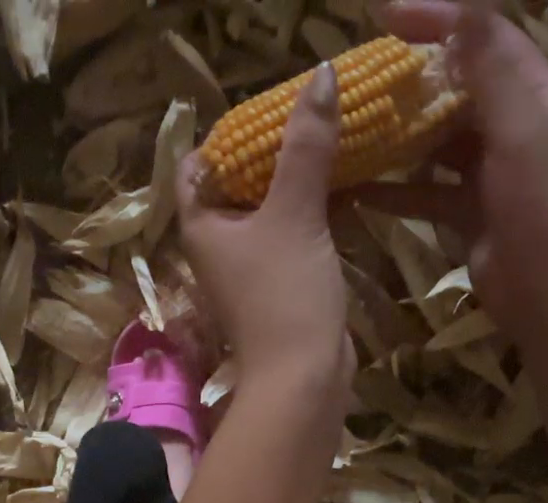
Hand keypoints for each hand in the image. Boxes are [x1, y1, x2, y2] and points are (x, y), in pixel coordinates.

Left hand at [178, 64, 355, 399]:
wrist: (303, 380)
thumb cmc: (284, 296)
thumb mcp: (294, 214)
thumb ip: (306, 147)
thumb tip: (320, 76)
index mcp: (203, 225)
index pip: (200, 164)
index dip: (228, 134)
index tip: (270, 111)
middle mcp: (219, 245)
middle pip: (240, 184)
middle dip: (273, 151)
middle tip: (313, 118)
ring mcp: (251, 269)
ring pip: (271, 210)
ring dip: (299, 181)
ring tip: (335, 142)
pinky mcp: (281, 286)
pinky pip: (294, 236)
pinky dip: (314, 212)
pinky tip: (347, 189)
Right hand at [361, 1, 547, 338]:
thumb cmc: (543, 208)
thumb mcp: (521, 129)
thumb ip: (492, 69)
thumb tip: (462, 8)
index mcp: (536, 93)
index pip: (485, 35)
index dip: (438, 17)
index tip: (384, 14)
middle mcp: (514, 125)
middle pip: (458, 85)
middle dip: (412, 78)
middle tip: (361, 74)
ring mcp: (491, 172)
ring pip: (438, 139)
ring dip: (400, 133)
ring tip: (353, 124)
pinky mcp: (470, 212)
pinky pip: (427, 190)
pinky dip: (396, 189)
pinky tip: (358, 187)